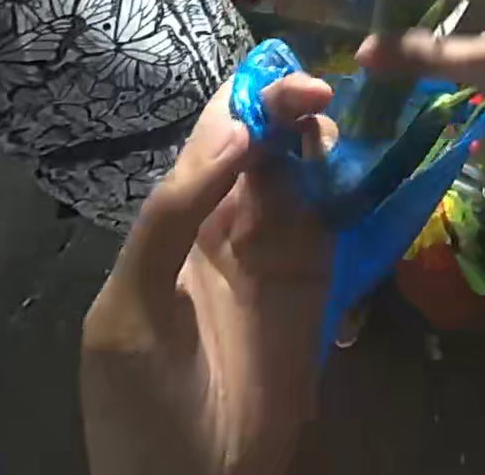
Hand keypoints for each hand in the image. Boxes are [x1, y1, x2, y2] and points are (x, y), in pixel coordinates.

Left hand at [81, 76, 336, 474]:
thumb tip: (239, 133)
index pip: (218, 127)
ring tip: (328, 142)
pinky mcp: (321, 260)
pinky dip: (348, 175)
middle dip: (291, 101)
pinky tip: (353, 169)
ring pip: (307, 155)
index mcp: (185, 207)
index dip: (248, 98)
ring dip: (320, 133)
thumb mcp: (131, 305)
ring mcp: (282, 232)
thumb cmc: (146, 398)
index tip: (281, 87)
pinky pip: (337, 202)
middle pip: (269, 130)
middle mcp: (236, 206)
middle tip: (320, 95)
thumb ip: (172, 214)